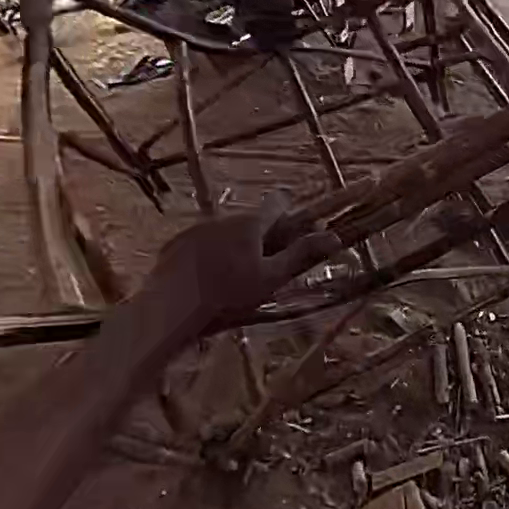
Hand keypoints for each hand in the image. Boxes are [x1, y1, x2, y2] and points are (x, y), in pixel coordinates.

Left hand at [146, 193, 336, 325]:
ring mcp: (198, 229)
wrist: (172, 307)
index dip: (289, 210)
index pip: (278, 202)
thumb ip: (301, 254)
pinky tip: (205, 281)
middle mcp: (226, 217)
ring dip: (233, 246)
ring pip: (225, 232)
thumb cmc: (229, 293)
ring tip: (231, 279)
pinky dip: (207, 255)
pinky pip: (200, 243)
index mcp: (252, 223)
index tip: (293, 229)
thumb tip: (335, 236)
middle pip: (251, 220)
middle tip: (263, 266)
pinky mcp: (177, 243)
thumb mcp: (272, 277)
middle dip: (260, 236)